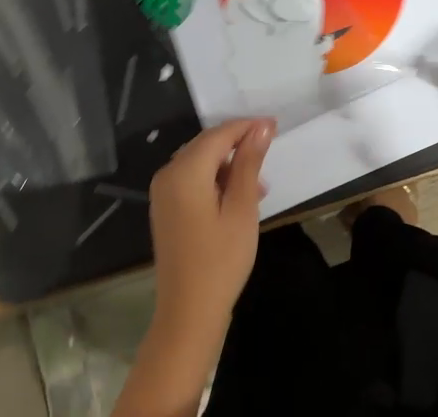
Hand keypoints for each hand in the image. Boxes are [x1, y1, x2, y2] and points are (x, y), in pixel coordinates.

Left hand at [148, 118, 274, 339]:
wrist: (189, 311)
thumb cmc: (221, 260)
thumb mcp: (242, 209)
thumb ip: (249, 164)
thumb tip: (260, 127)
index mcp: (184, 171)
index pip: (218, 134)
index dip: (247, 127)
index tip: (275, 125)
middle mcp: (167, 174)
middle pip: (205, 145)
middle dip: (237, 143)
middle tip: (270, 149)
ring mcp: (162, 192)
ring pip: (199, 162)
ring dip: (228, 165)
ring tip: (259, 184)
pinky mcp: (165, 208)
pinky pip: (191, 180)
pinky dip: (214, 180)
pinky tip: (238, 197)